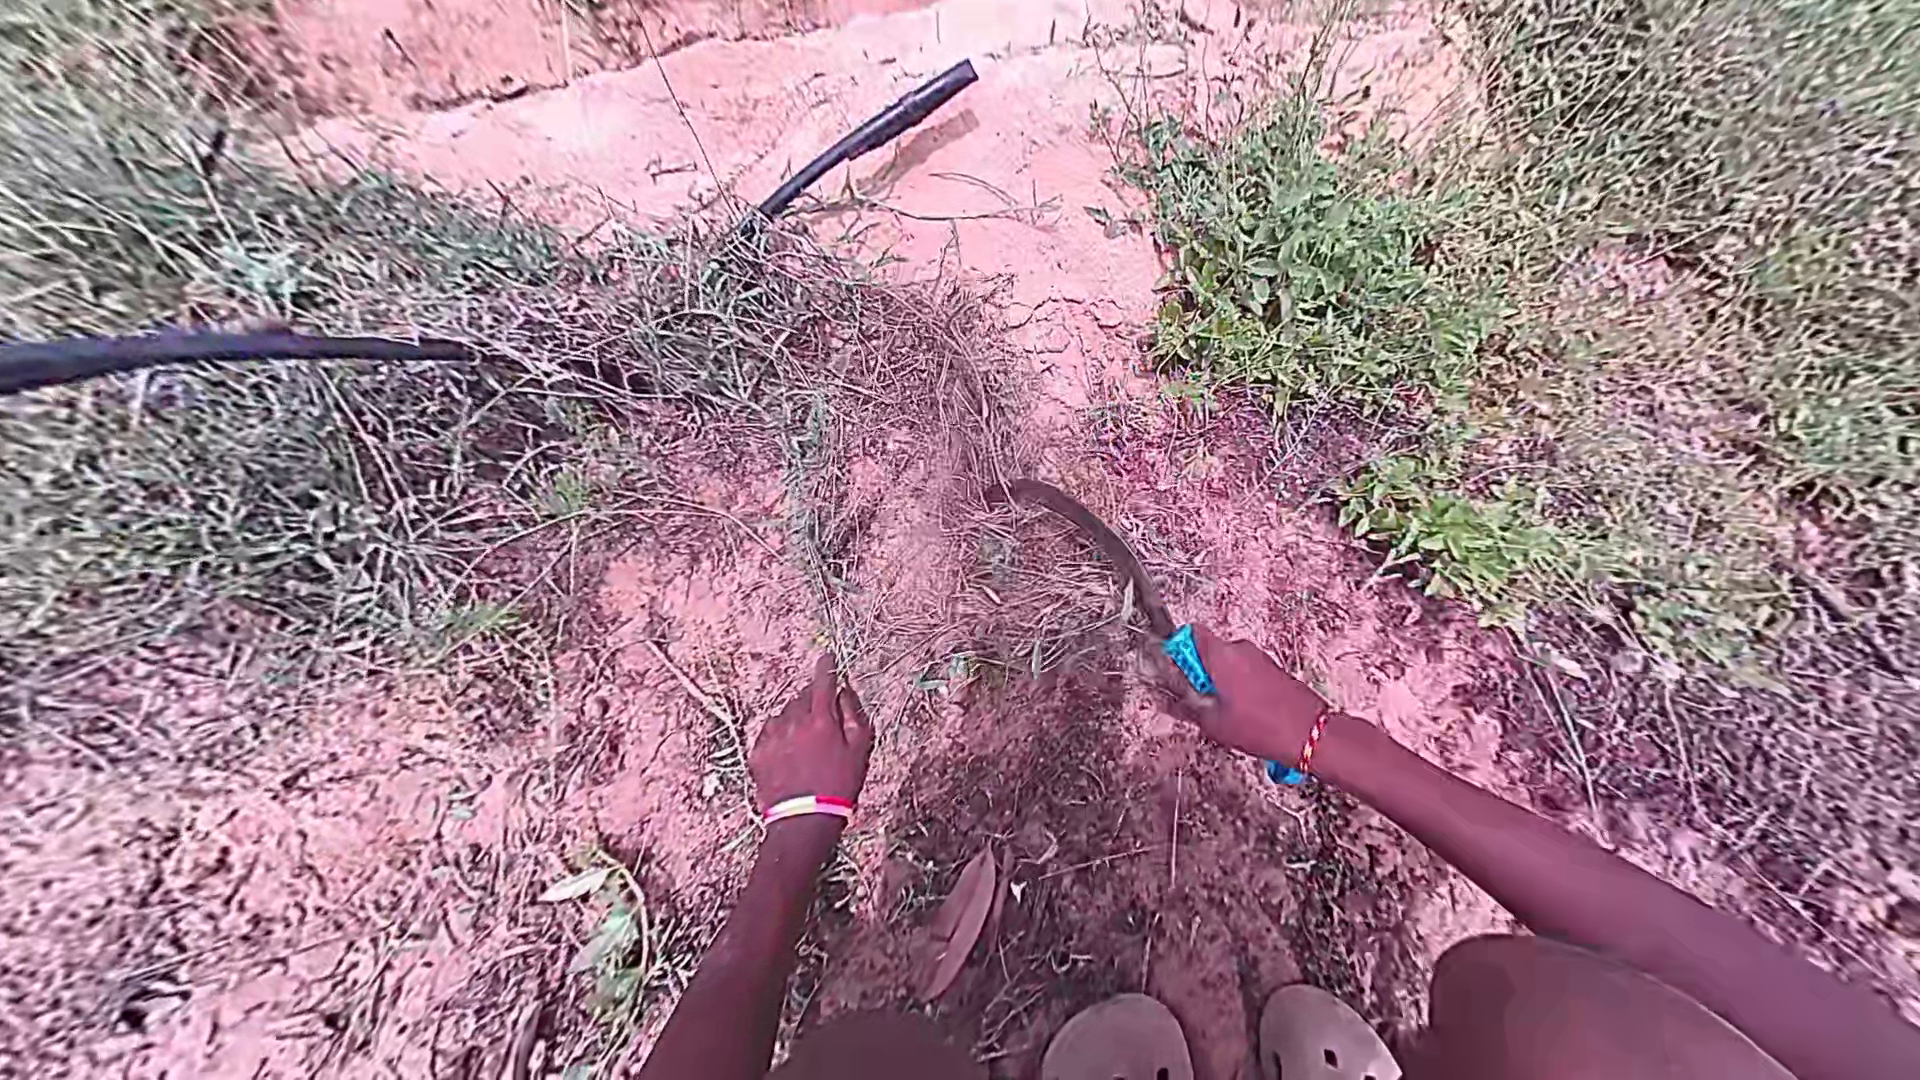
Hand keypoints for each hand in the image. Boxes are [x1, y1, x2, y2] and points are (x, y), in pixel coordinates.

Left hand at [749, 654, 872, 810]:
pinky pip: (770, 730)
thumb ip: (854, 715)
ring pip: (786, 713)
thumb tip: (845, 692)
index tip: (827, 657)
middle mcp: (793, 721)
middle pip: (803, 696)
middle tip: (823, 713)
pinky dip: (780, 731)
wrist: (803, 822)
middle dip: (813, 698)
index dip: (827, 666)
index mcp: (821, 719)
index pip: (823, 681)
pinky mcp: (758, 753)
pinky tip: (790, 748)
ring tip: (807, 738)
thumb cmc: (838, 785)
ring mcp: (773, 736)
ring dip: (797, 716)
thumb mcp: (860, 749)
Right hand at [1169, 625, 1328, 765]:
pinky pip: (1243, 668)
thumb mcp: (1211, 721)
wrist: (1310, 736)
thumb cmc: (1264, 727)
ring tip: (1222, 709)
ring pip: (1226, 660)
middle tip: (1198, 697)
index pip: (1188, 634)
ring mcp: (1258, 657)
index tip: (1176, 672)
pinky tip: (1242, 710)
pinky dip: (1237, 684)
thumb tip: (1167, 699)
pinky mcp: (1272, 668)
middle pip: (1206, 649)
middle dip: (1199, 670)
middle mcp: (1240, 648)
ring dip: (1218, 679)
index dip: (1177, 652)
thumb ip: (1184, 705)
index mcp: (1221, 654)